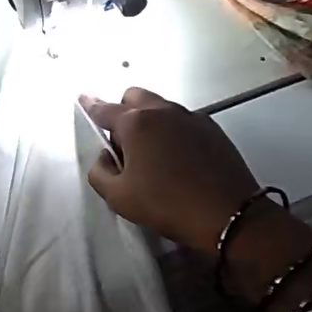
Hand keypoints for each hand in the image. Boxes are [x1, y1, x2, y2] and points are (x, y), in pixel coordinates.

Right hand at [80, 88, 259, 252]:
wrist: (227, 214)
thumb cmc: (167, 205)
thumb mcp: (119, 197)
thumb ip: (100, 172)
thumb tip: (105, 157)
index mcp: (136, 123)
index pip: (104, 109)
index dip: (90, 106)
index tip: (83, 99)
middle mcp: (163, 110)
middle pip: (135, 98)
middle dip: (123, 112)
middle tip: (124, 145)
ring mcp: (190, 116)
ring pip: (161, 107)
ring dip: (149, 120)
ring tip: (152, 155)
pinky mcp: (212, 128)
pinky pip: (182, 120)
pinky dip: (172, 130)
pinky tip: (178, 158)